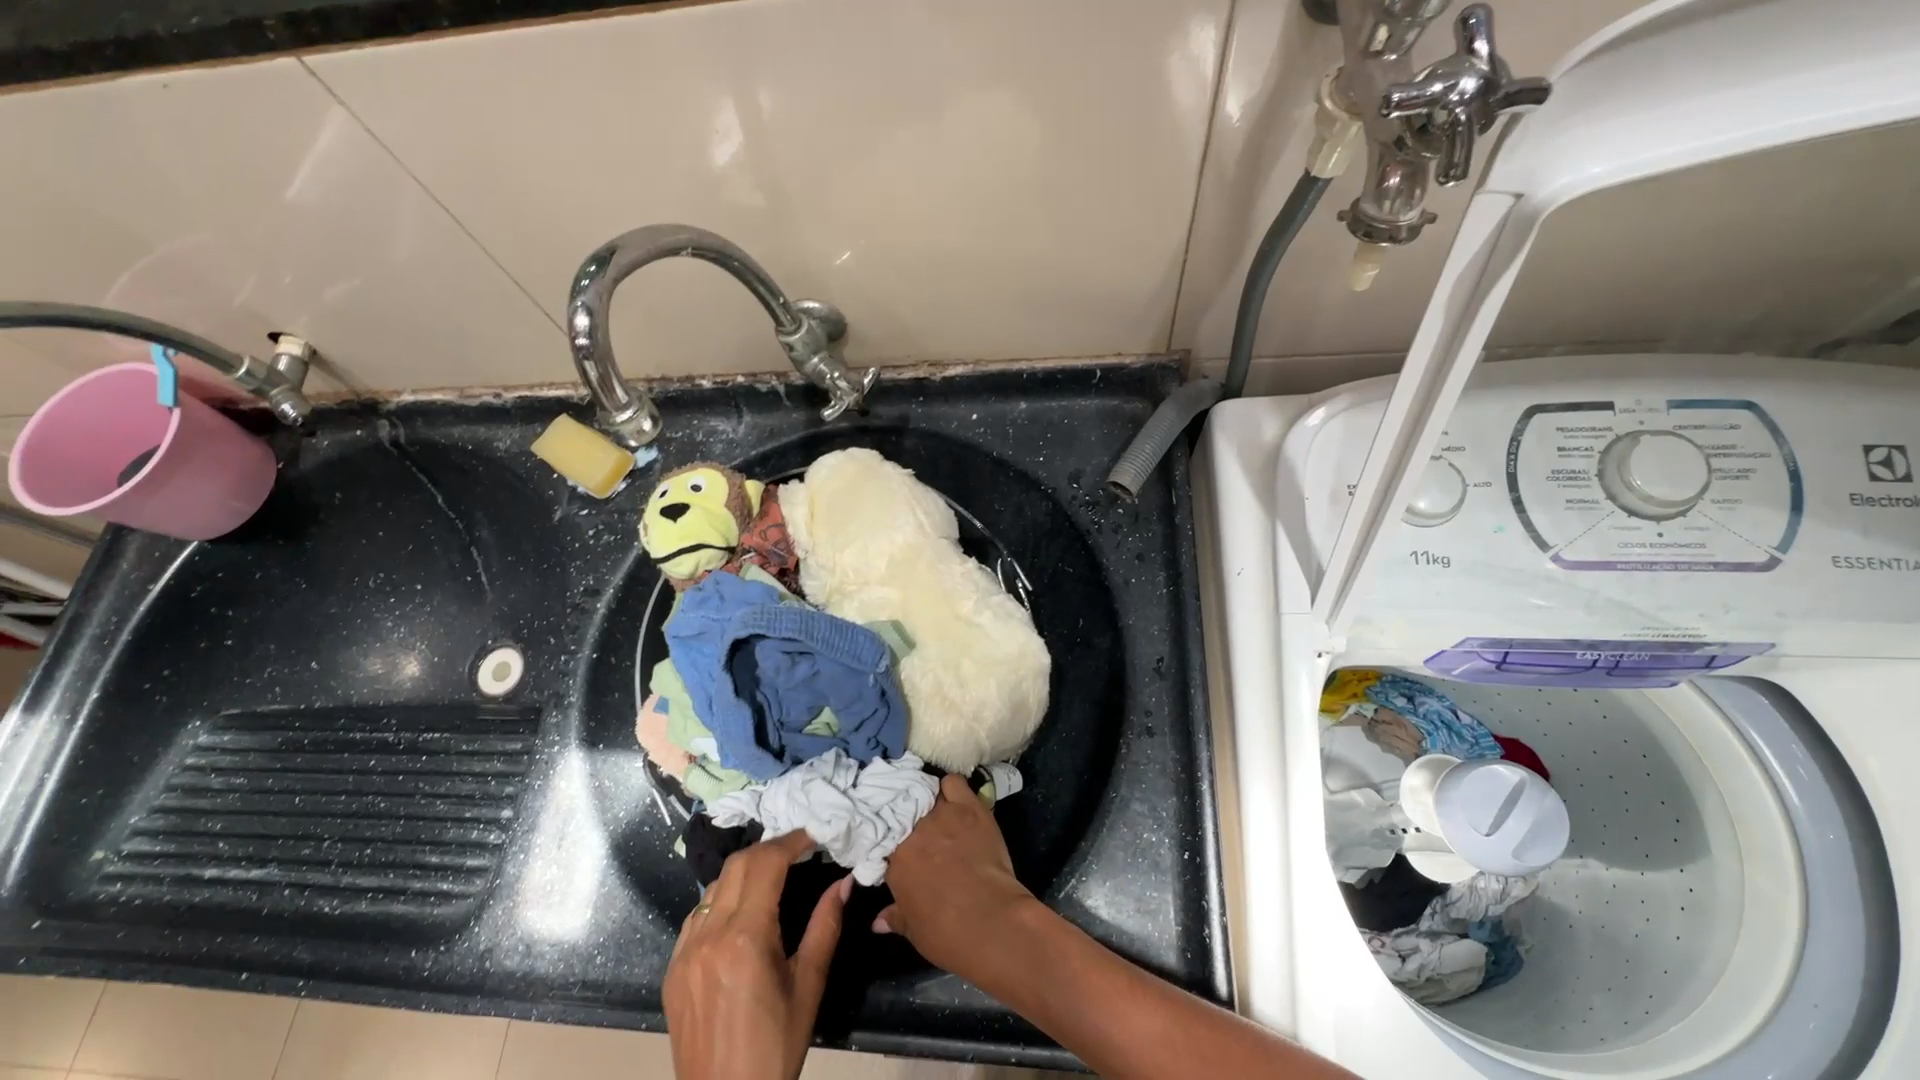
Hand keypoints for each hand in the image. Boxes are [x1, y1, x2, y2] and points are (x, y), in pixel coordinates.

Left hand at [665, 830, 850, 1079]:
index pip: (765, 865)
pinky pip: (696, 917)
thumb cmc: (776, 1046)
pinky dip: (720, 902)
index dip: (790, 842)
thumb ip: (825, 927)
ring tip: (773, 877)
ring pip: (712, 888)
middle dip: (768, 849)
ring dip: (743, 873)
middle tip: (797, 848)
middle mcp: (709, 935)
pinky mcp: (671, 969)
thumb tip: (843, 883)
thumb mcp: (809, 986)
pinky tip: (740, 914)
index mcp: (746, 937)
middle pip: (735, 866)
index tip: (813, 834)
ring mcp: (684, 951)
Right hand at [874, 774, 1041, 978]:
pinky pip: (954, 783)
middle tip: (917, 830)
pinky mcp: (969, 808)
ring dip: (928, 801)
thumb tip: (877, 922)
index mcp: (894, 860)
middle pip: (903, 813)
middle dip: (907, 820)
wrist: (989, 920)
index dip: (891, 844)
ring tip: (935, 810)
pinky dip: (952, 788)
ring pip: (925, 792)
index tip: (898, 850)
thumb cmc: (945, 931)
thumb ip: (895, 918)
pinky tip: (955, 797)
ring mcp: (940, 815)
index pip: (884, 841)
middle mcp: (912, 831)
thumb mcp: (914, 930)